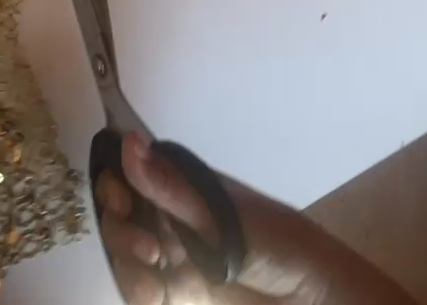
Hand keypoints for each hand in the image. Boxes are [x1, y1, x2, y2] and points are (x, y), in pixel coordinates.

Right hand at [97, 132, 419, 304]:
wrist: (313, 299)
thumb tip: (126, 138)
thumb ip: (168, 186)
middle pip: (118, 216)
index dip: (113, 185)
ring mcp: (168, 255)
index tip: (121, 200)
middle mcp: (165, 215)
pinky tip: (156, 292)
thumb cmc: (273, 241)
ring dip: (128, 262)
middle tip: (150, 249)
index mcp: (175, 184)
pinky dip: (138, 290)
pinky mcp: (174, 293)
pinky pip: (138, 290)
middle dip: (120, 230)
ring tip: (157, 270)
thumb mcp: (219, 212)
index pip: (125, 174)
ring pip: (123, 253)